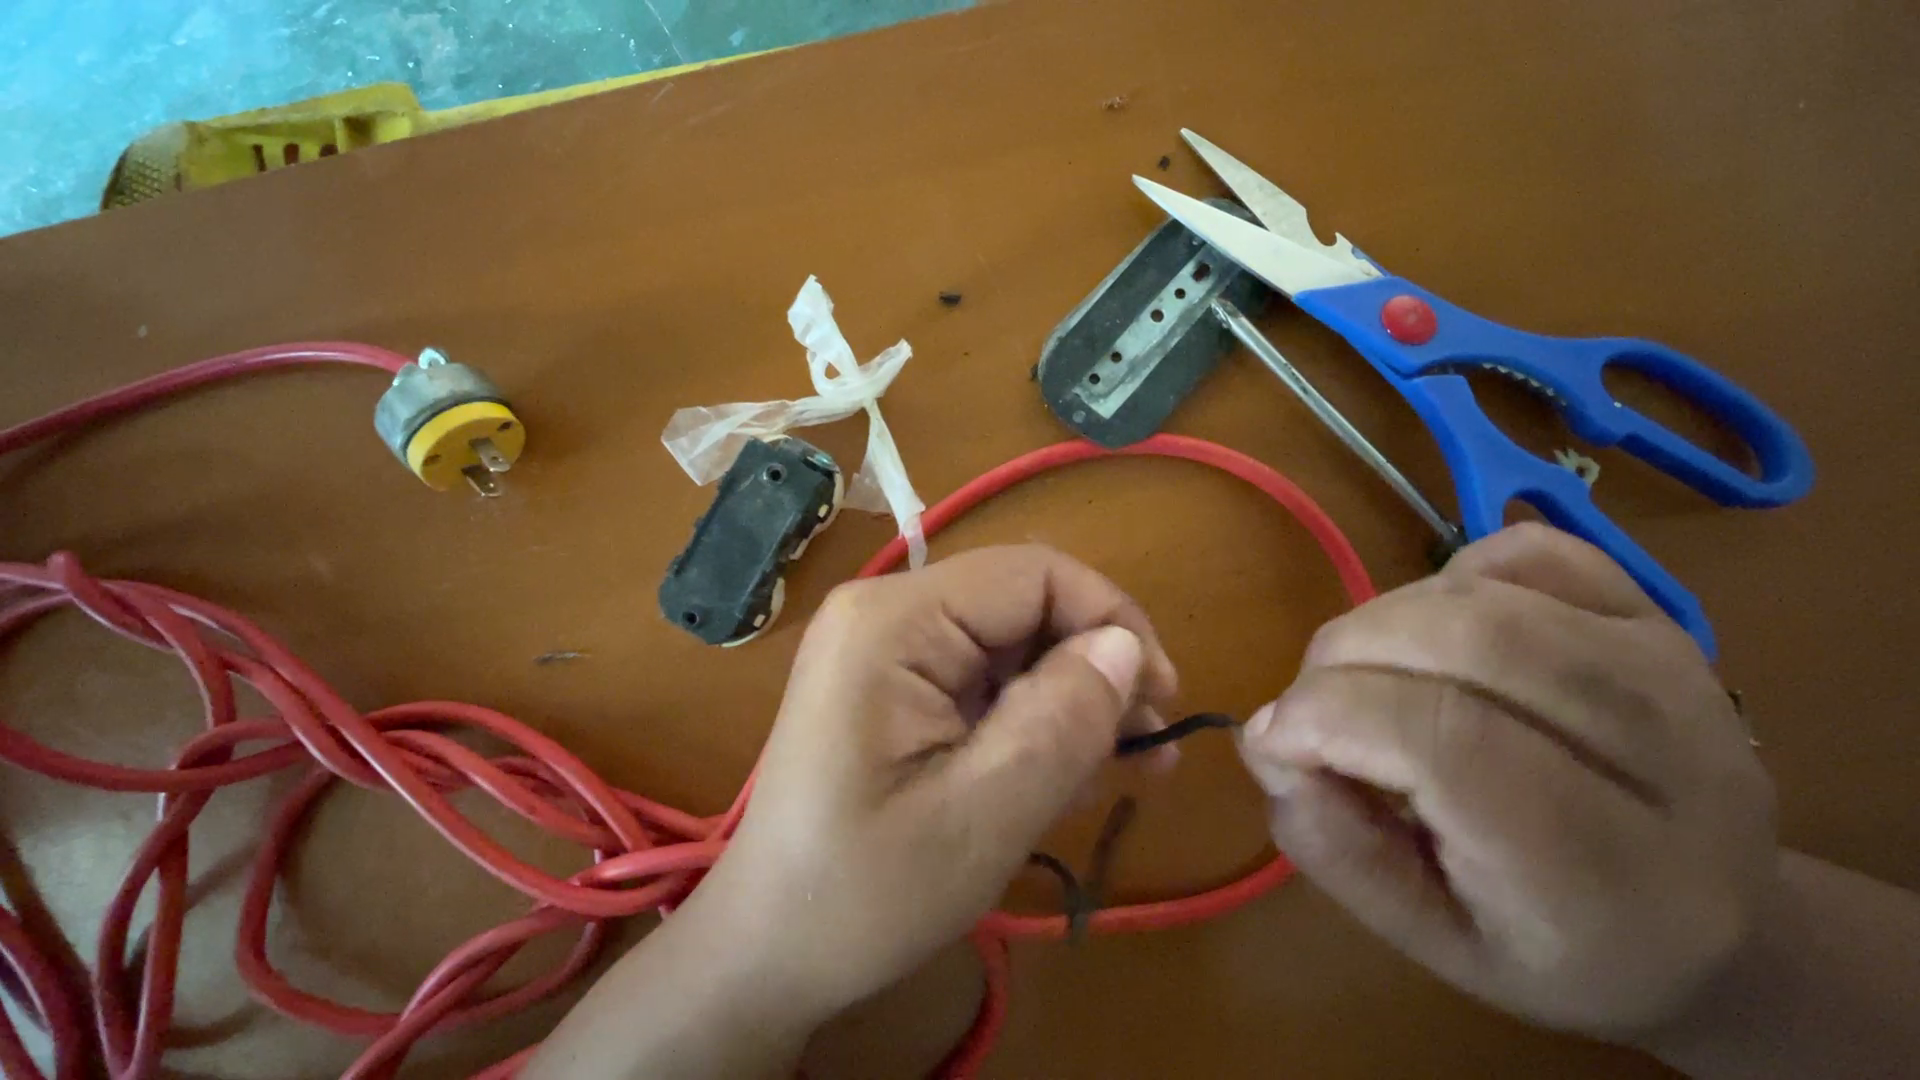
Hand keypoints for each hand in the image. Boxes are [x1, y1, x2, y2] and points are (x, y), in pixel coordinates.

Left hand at [685, 544, 1177, 1021]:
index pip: (1035, 575)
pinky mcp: (890, 687)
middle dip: (1094, 668)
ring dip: (1071, 699)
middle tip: (1148, 752)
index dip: (1111, 623)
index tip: (1160, 702)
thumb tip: (1125, 647)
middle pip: (1024, 605)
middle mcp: (884, 612)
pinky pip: (981, 680)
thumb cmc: (863, 894)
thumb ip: (1060, 722)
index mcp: (894, 621)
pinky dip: (1031, 718)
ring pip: (1011, 645)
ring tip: (1118, 771)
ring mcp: (882, 648)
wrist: (765, 952)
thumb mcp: (981, 817)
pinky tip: (1063, 774)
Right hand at [1237, 523, 1775, 1039]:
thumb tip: (1263, 740)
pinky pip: (1524, 554)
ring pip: (1481, 592)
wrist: (1719, 924)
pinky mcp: (1657, 614)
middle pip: (1463, 641)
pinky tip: (1441, 636)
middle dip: (1342, 657)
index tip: (1275, 740)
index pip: (1444, 740)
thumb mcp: (1434, 942)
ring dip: (1379, 620)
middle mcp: (1661, 750)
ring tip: (1364, 677)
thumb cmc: (1556, 948)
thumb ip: (1338, 851)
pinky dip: (1449, 577)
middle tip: (1311, 706)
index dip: (1328, 717)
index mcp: (1602, 866)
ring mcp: (1665, 663)